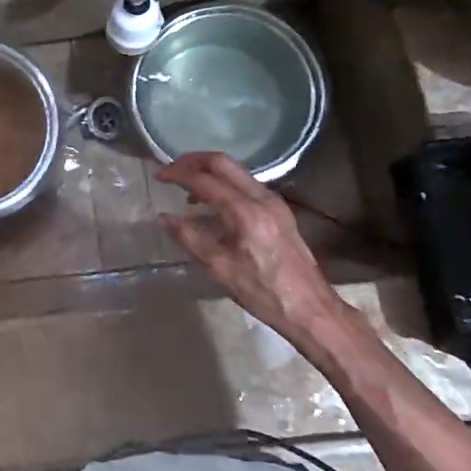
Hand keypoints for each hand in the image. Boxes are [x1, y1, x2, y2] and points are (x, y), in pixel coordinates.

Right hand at [155, 152, 338, 333]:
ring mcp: (274, 202)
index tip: (159, 176)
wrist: (311, 309)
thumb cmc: (263, 293)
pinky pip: (246, 183)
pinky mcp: (280, 211)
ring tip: (187, 186)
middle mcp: (262, 198)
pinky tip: (212, 202)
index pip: (205, 179)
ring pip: (236, 170)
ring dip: (209, 171)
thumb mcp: (220, 269)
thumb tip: (163, 218)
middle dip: (193, 160)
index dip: (178, 174)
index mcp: (245, 212)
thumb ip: (189, 238)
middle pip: (223, 162)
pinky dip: (224, 182)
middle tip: (171, 169)